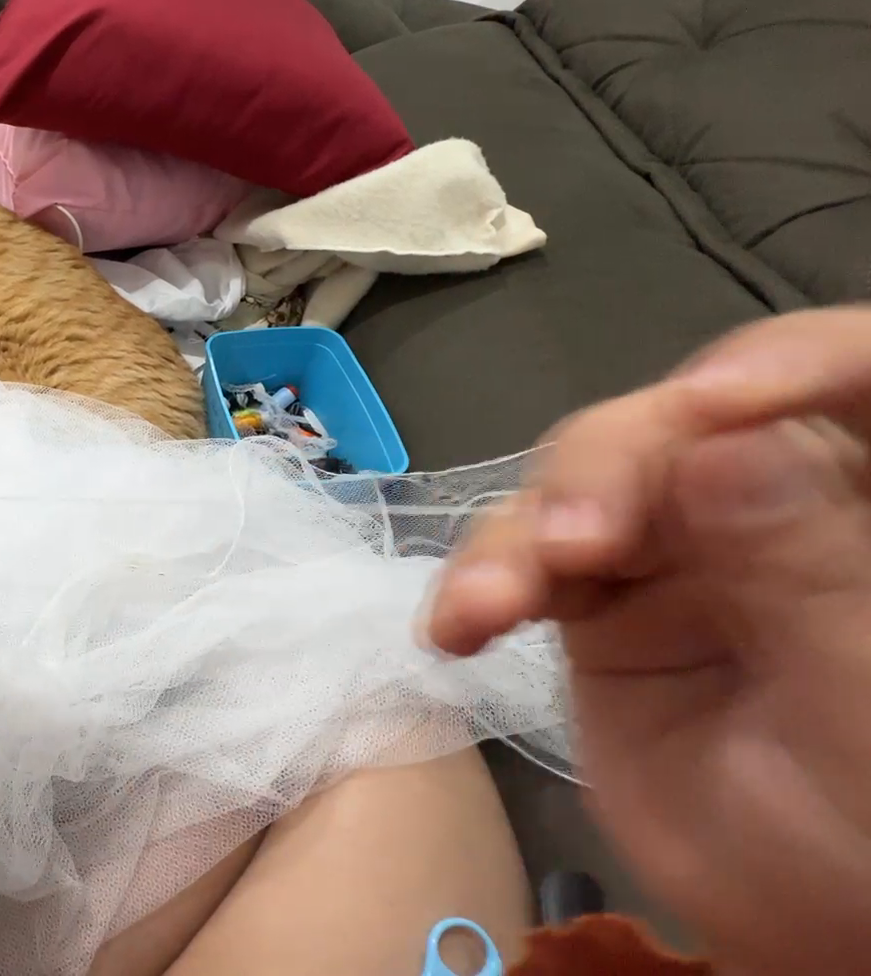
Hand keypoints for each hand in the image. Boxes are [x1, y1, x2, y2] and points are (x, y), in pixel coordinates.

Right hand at [426, 306, 870, 972]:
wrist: (811, 931)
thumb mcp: (864, 709)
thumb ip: (809, 577)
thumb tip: (730, 446)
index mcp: (865, 508)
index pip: (845, 382)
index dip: (785, 365)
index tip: (715, 405)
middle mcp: (759, 507)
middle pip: (658, 433)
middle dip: (595, 478)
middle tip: (567, 548)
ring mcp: (661, 551)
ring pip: (560, 493)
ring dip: (506, 542)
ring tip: (482, 609)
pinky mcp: (583, 597)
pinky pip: (507, 560)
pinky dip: (469, 588)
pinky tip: (454, 633)